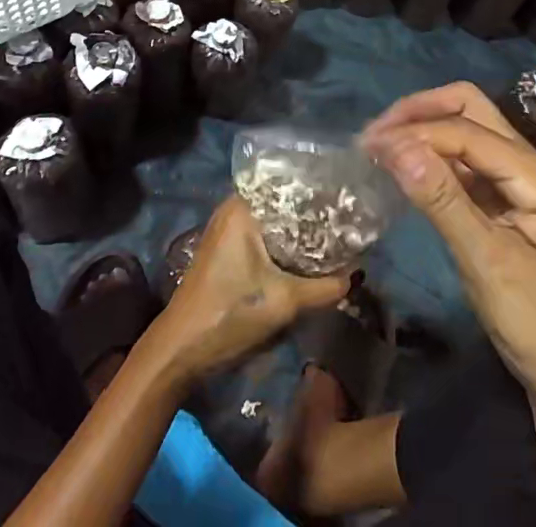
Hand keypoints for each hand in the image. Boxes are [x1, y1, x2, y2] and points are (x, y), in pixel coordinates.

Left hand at [152, 197, 348, 379]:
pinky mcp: (226, 250)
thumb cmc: (228, 315)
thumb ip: (325, 287)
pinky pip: (264, 234)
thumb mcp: (285, 302)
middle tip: (349, 219)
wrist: (178, 351)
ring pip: (275, 220)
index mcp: (243, 208)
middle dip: (314, 212)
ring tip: (336, 234)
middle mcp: (234, 209)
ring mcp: (227, 229)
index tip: (350, 198)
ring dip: (301, 229)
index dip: (321, 191)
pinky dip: (285, 242)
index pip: (290, 184)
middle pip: (284, 202)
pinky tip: (308, 254)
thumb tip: (357, 276)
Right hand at [360, 83, 535, 402]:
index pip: (472, 134)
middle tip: (375, 135)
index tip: (369, 145)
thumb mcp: (487, 264)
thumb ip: (442, 200)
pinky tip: (407, 169)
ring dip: (427, 132)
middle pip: (476, 113)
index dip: (419, 132)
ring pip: (471, 135)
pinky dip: (436, 160)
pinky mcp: (511, 202)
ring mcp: (526, 184)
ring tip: (380, 147)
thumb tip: (396, 147)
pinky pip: (470, 166)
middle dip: (423, 113)